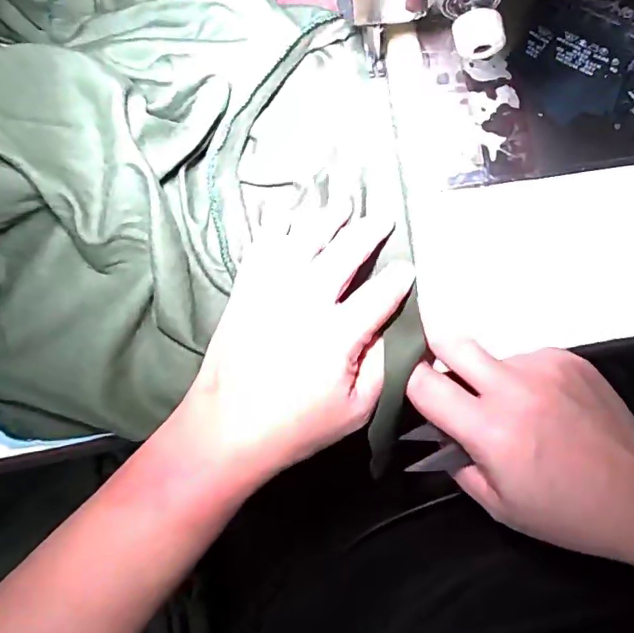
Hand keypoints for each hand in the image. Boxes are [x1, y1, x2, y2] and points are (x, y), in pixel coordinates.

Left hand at [167, 206, 413, 482]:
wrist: (224, 429)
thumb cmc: (297, 426)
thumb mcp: (356, 409)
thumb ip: (381, 366)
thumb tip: (394, 329)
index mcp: (337, 336)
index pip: (380, 295)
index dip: (399, 278)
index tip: (409, 269)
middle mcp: (305, 304)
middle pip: (344, 253)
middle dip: (368, 231)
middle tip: (382, 217)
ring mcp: (271, 292)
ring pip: (303, 240)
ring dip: (325, 217)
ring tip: (342, 203)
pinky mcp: (245, 291)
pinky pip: (262, 247)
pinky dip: (275, 225)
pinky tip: (286, 211)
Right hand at [404, 334, 633, 563]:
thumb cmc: (568, 511)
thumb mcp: (501, 506)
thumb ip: (460, 464)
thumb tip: (440, 433)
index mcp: (490, 429)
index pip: (423, 383)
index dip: (409, 384)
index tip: (413, 393)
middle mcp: (513, 386)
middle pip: (451, 341)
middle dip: (437, 355)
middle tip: (448, 382)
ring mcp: (544, 365)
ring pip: (495, 357)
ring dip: (492, 378)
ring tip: (521, 413)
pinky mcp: (569, 358)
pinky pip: (529, 360)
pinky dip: (527, 379)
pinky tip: (550, 408)